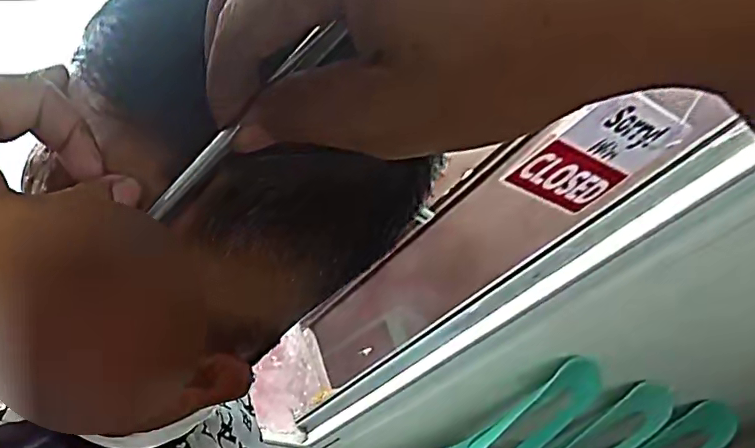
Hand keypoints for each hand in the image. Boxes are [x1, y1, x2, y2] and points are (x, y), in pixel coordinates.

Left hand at [0, 68, 141, 356]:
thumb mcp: (28, 233)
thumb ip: (82, 204)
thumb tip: (120, 190)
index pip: (38, 94)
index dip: (80, 134)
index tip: (95, 174)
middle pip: (15, 111)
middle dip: (58, 146)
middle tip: (82, 181)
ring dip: (32, 168)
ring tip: (55, 202)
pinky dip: (4, 186)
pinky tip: (20, 219)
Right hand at [202, 0, 754, 157]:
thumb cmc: (530, 53)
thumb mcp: (396, 115)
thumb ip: (306, 119)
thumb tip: (250, 128)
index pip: (238, 24)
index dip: (225, 81)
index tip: (233, 120)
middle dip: (239, 39)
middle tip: (253, 90)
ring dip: (274, 8)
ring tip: (291, 54)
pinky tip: (343, 17)